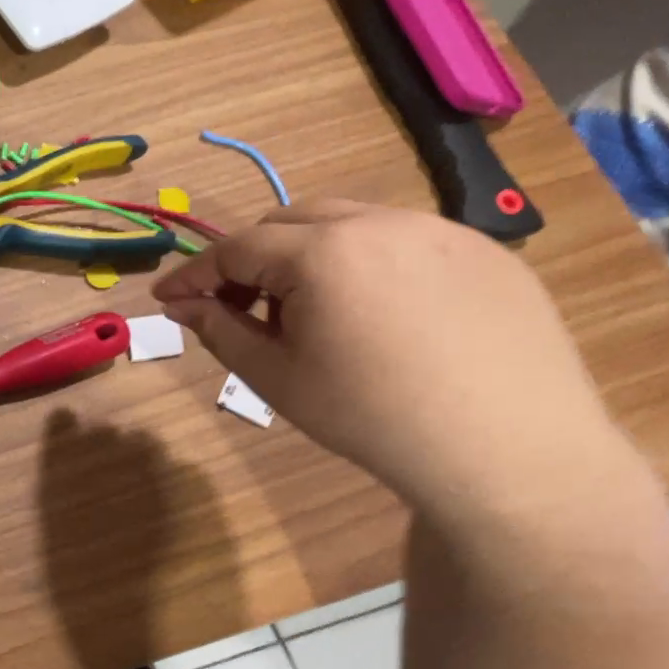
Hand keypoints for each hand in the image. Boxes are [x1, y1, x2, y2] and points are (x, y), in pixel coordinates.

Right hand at [152, 200, 621, 512]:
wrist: (503, 447)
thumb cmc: (366, 414)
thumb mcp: (274, 375)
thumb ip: (219, 330)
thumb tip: (181, 305)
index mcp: (323, 253)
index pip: (237, 247)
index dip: (194, 272)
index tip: (166, 297)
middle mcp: (382, 223)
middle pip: (290, 221)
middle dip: (250, 257)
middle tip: (234, 306)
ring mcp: (442, 233)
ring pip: (349, 224)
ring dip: (308, 256)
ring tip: (305, 312)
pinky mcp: (485, 254)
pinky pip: (404, 242)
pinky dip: (365, 264)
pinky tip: (372, 316)